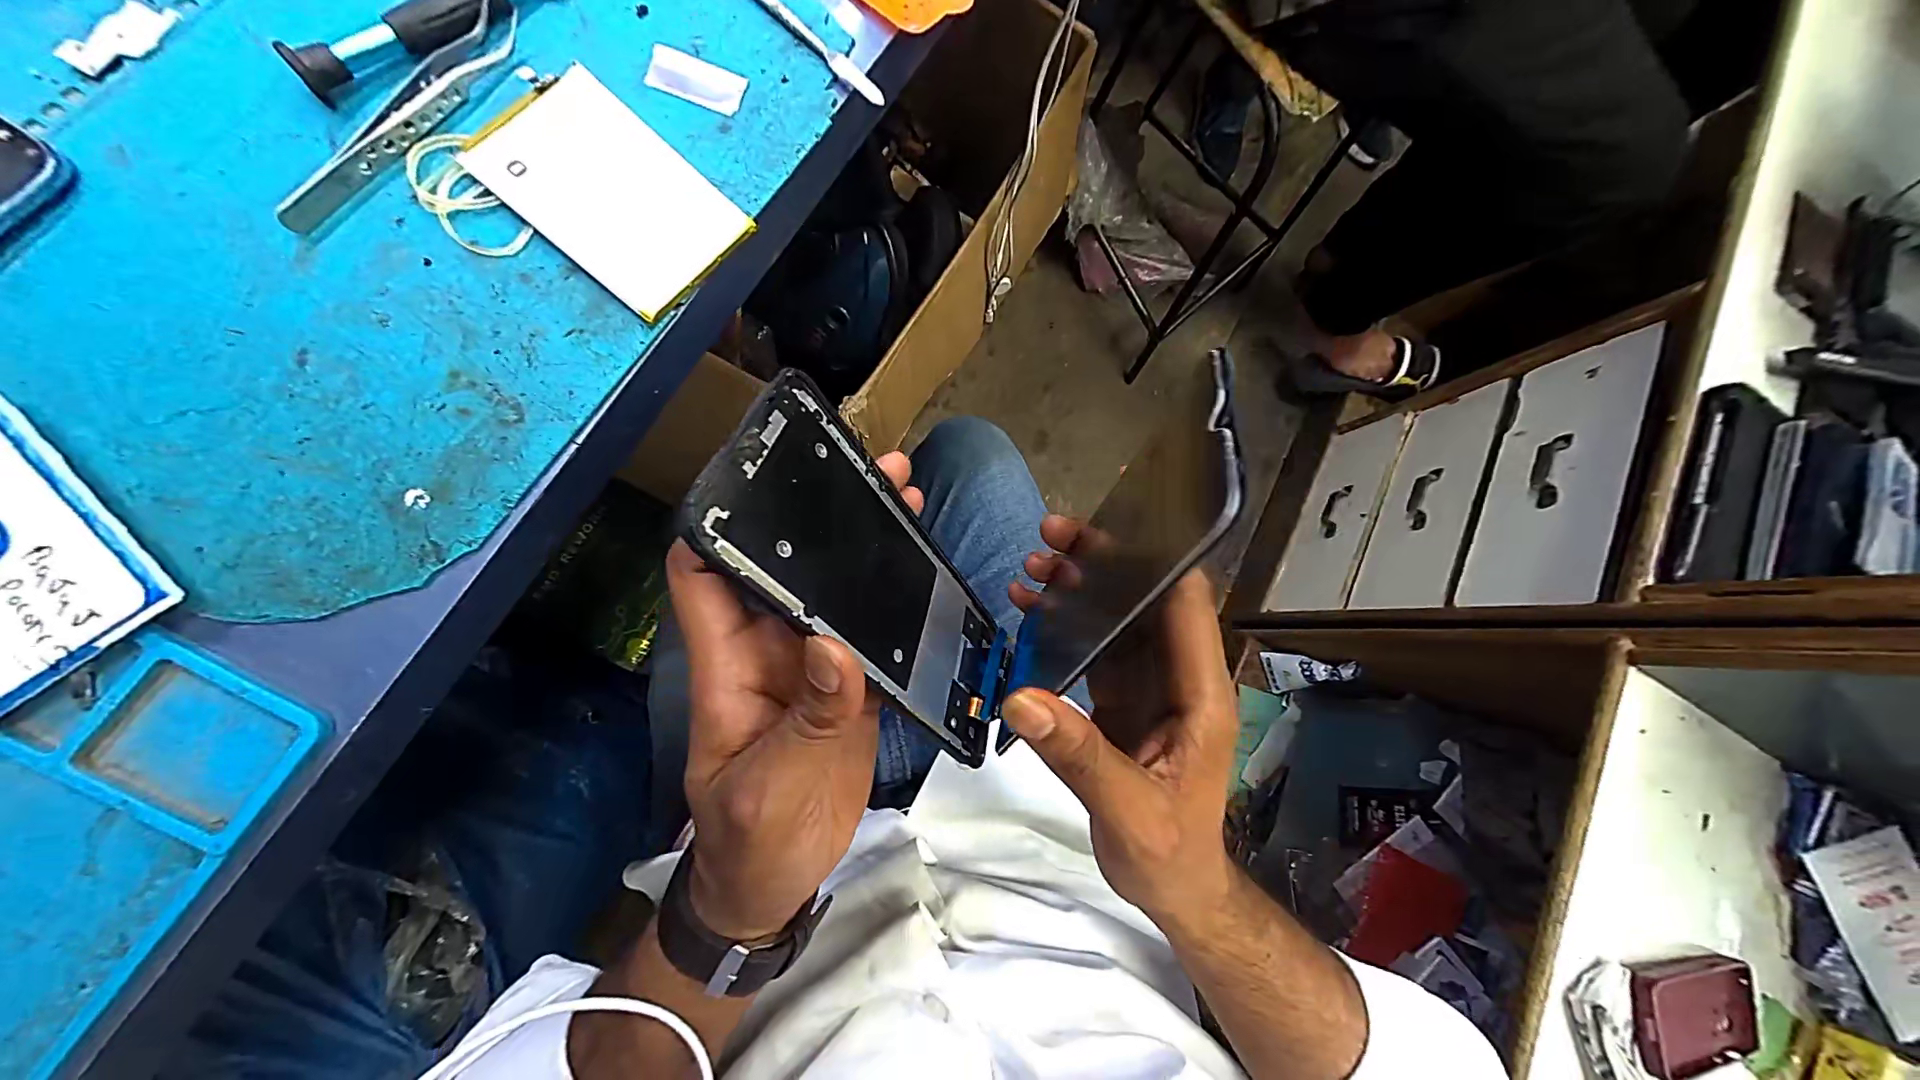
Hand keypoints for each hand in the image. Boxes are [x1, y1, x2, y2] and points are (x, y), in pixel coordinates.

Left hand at [668, 451, 923, 939]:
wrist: (778, 880)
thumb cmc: (751, 836)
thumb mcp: (773, 782)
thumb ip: (810, 717)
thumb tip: (836, 648)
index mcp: (728, 663)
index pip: (705, 575)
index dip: (721, 522)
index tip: (764, 477)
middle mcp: (768, 650)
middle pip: (785, 570)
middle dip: (818, 521)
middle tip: (871, 475)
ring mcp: (812, 666)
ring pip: (834, 595)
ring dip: (864, 553)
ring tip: (907, 501)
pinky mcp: (850, 686)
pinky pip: (871, 634)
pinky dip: (892, 603)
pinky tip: (922, 571)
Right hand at [1003, 515, 1238, 924]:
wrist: (1177, 890)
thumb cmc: (1170, 854)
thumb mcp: (1127, 809)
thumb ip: (1077, 753)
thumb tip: (1020, 698)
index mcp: (1200, 696)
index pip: (1187, 608)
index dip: (1155, 561)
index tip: (1105, 530)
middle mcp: (1177, 681)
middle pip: (1146, 602)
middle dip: (1101, 564)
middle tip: (1051, 538)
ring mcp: (1149, 689)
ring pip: (1117, 621)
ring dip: (1079, 591)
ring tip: (1033, 568)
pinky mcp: (1122, 702)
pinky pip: (1095, 651)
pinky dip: (1065, 628)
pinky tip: (1031, 614)